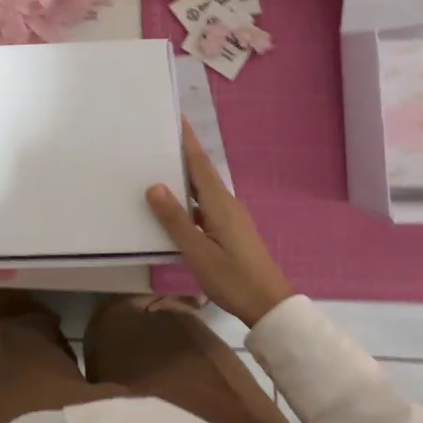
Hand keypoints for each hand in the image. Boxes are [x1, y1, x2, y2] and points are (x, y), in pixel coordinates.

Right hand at [145, 119, 294, 325]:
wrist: (269, 306)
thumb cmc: (233, 278)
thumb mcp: (198, 251)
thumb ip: (175, 219)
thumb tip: (154, 185)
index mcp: (220, 204)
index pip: (200, 164)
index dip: (188, 140)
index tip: (176, 116)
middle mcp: (227, 205)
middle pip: (201, 173)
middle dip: (181, 154)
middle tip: (155, 139)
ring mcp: (230, 219)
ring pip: (201, 191)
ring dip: (182, 178)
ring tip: (156, 169)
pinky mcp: (230, 232)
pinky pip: (204, 207)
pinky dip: (187, 200)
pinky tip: (171, 208)